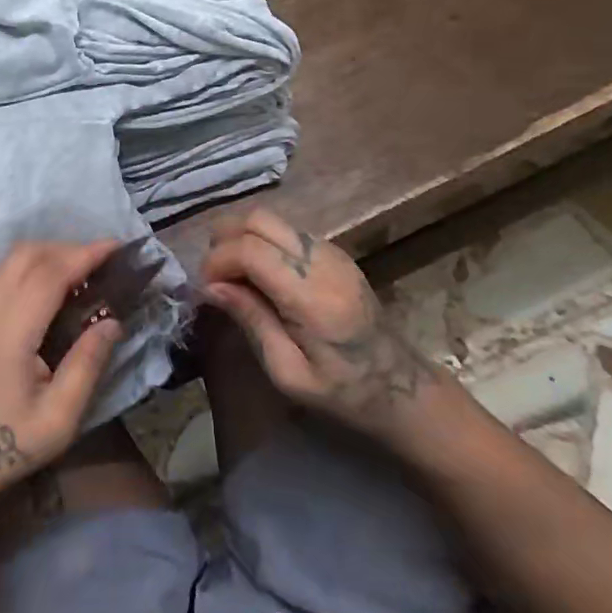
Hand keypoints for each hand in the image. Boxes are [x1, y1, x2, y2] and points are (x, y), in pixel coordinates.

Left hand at [0, 241, 125, 523]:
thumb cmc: (8, 444)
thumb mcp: (60, 417)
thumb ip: (87, 363)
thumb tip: (112, 321)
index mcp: (7, 331)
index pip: (49, 273)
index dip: (84, 254)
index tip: (118, 247)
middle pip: (26, 255)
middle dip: (67, 248)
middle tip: (103, 262)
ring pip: (10, 262)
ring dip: (47, 256)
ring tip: (82, 274)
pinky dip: (29, 270)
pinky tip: (50, 292)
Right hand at [202, 208, 436, 441]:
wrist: (405, 390)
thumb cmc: (345, 393)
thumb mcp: (288, 373)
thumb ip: (250, 320)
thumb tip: (210, 287)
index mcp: (313, 297)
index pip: (249, 250)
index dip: (216, 262)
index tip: (206, 290)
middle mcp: (324, 262)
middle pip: (256, 219)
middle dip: (224, 242)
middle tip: (216, 277)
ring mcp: (333, 252)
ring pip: (268, 219)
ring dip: (240, 239)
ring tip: (233, 276)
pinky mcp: (335, 253)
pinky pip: (283, 231)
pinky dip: (259, 243)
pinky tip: (258, 276)